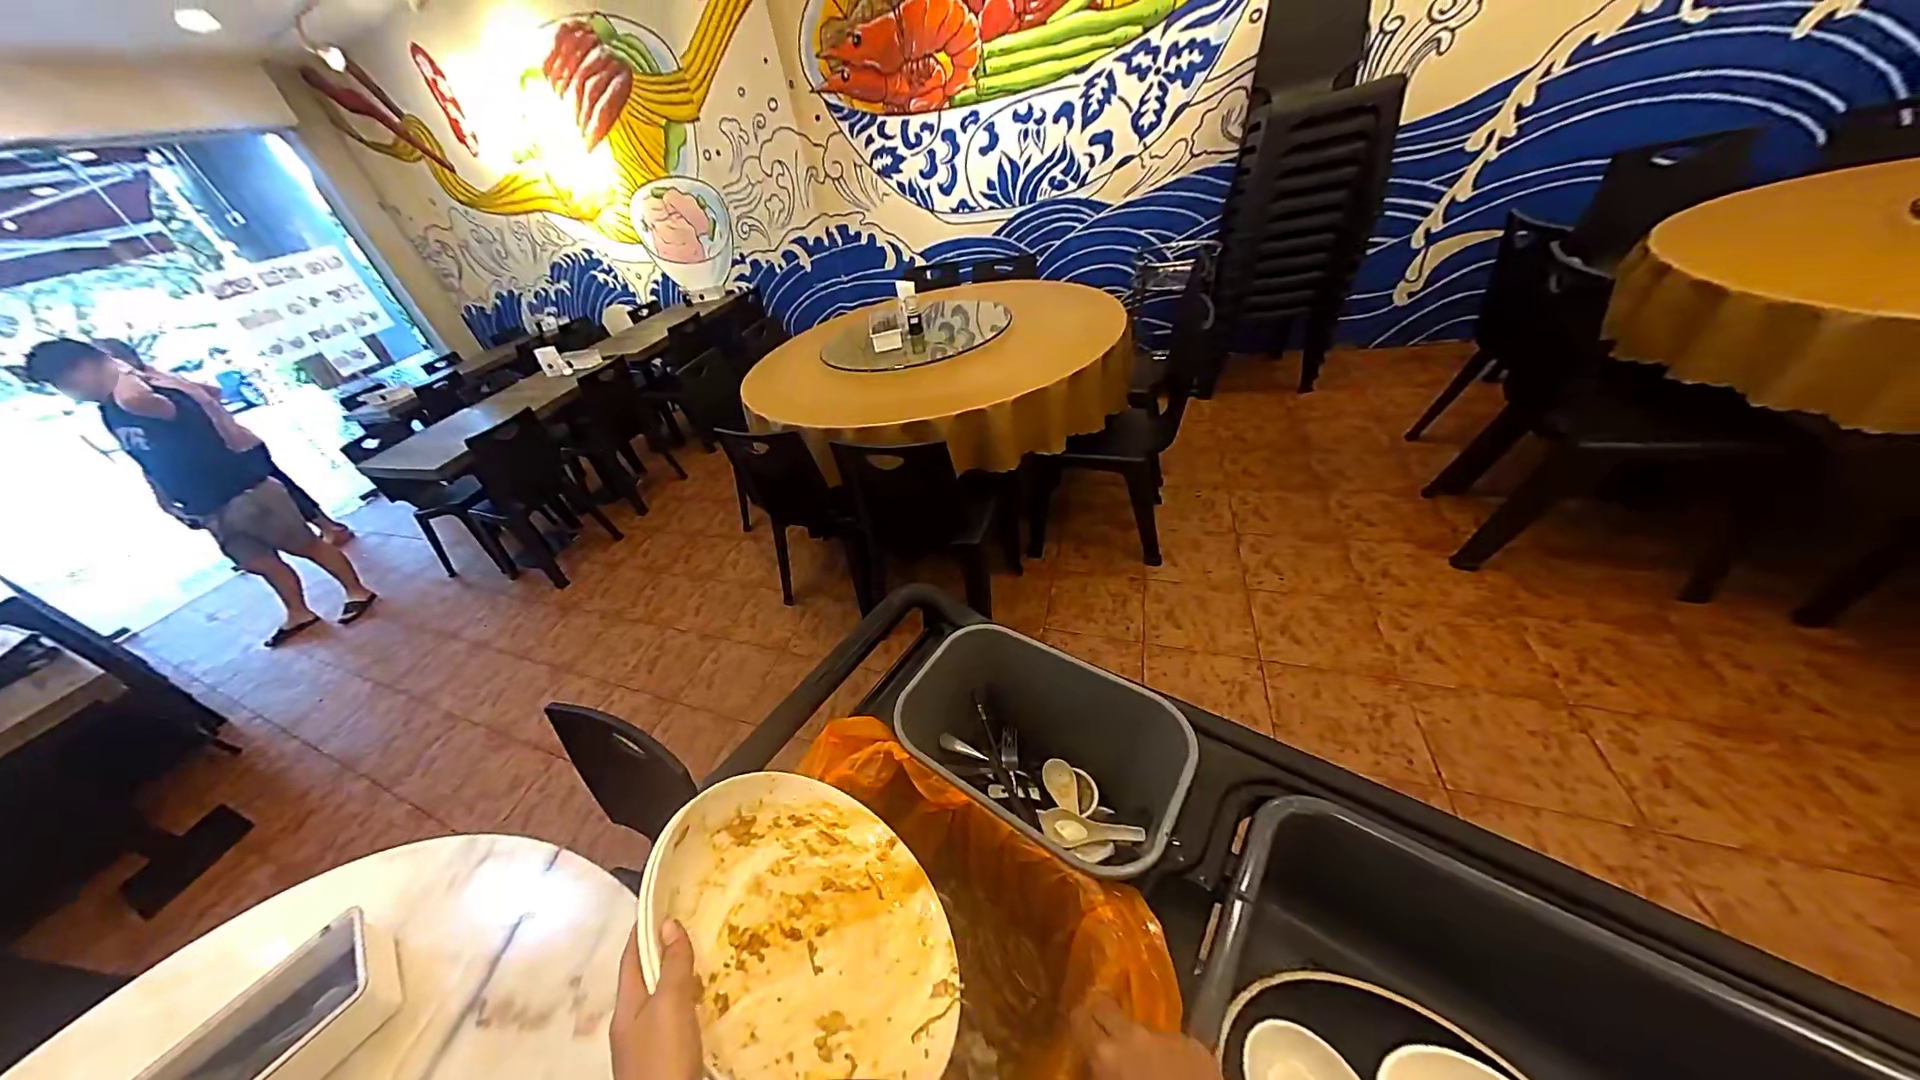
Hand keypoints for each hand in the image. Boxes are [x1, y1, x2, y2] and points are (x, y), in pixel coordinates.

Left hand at [610, 919, 702, 1079]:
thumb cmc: (663, 1057)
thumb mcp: (670, 1005)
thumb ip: (671, 965)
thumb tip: (667, 923)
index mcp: (626, 1005)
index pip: (631, 956)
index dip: (644, 928)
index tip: (661, 900)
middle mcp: (632, 1021)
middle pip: (645, 975)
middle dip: (664, 948)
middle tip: (691, 921)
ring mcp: (647, 1041)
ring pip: (661, 995)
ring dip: (677, 972)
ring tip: (703, 951)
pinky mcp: (665, 1056)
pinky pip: (674, 1015)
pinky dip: (687, 997)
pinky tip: (705, 996)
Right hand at [1073, 996, 1220, 1079]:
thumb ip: (1100, 1069)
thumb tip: (1093, 1064)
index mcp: (1106, 1053)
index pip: (1079, 1017)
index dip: (1077, 1022)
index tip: (1076, 1028)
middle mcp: (1133, 1034)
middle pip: (1105, 1006)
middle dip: (1101, 1016)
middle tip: (1101, 1034)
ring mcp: (1167, 1036)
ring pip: (1141, 1026)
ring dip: (1138, 1039)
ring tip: (1143, 1060)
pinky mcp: (1196, 1045)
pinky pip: (1173, 1042)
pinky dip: (1169, 1053)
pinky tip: (1175, 1072)